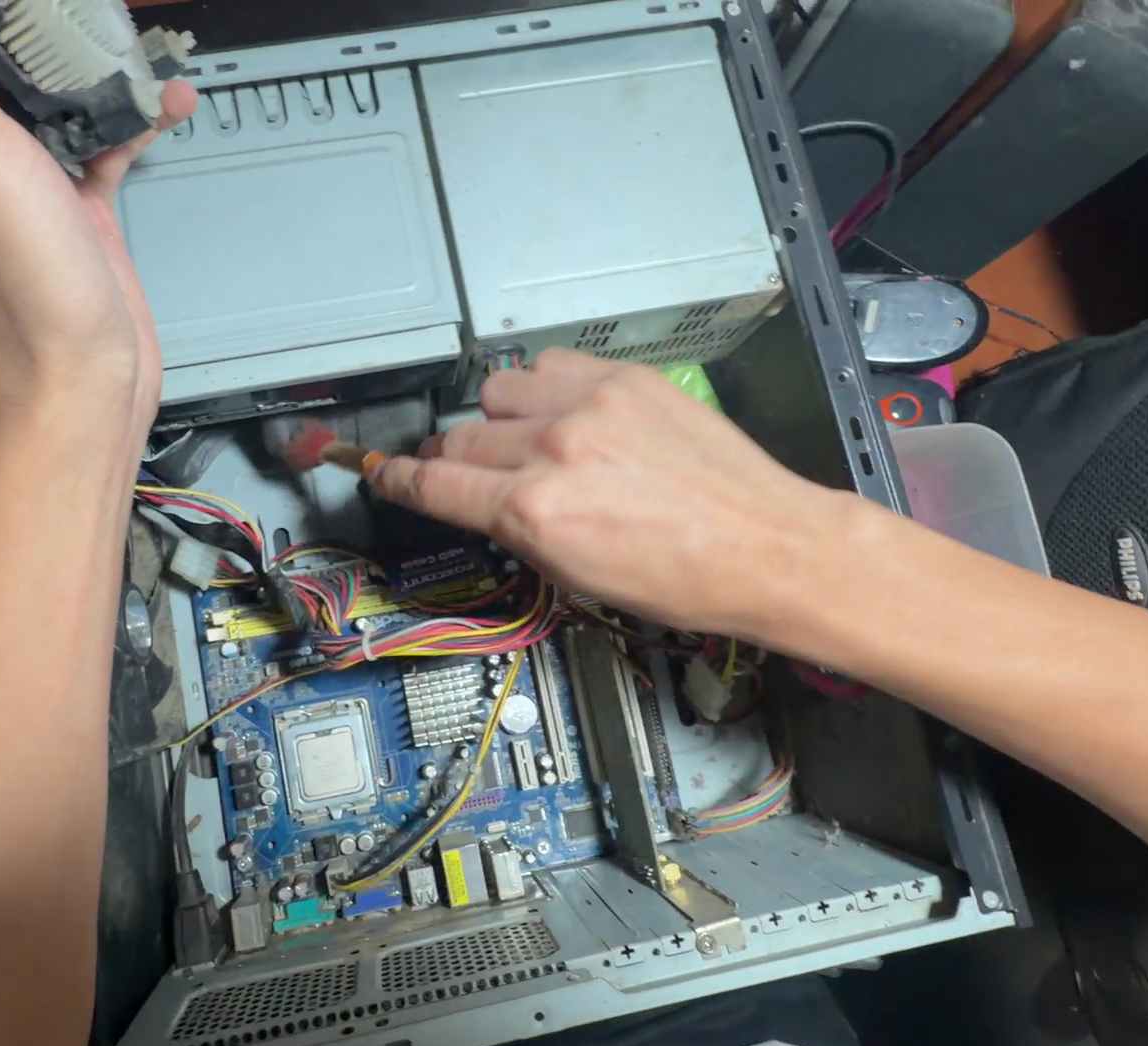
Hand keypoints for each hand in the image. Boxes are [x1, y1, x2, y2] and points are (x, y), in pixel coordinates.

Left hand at [0, 0, 197, 426]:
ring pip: (40, 78)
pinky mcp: (78, 200)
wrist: (88, 371)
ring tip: (116, 13)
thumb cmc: (22, 269)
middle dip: (6, 0)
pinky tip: (172, 93)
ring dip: (74, 40)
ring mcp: (25, 169)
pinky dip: (135, 112)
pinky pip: (103, 136)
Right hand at [371, 350, 863, 644]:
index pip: (434, 485)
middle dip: (450, 460)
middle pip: (459, 438)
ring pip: (497, 391)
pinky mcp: (624, 377)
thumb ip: (514, 526)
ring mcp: (589, 404)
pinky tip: (562, 411)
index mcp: (535, 512)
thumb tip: (481, 498)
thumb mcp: (573, 575)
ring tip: (524, 440)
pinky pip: (549, 365)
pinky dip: (541, 388)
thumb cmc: (679, 579)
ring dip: (496, 419)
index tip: (383, 473)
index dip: (398, 481)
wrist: (764, 545)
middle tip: (464, 472)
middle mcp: (553, 448)